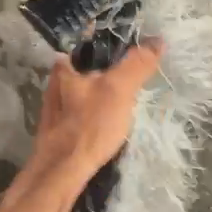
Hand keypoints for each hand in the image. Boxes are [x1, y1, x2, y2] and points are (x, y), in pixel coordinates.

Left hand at [31, 38, 163, 177]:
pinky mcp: (58, 131)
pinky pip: (82, 116)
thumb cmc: (89, 125)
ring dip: (103, 99)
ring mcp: (54, 110)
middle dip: (108, 76)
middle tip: (132, 86)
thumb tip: (158, 40)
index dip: (113, 48)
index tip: (132, 57)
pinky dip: (95, 118)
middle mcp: (54, 84)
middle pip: (88, 71)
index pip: (91, 45)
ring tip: (123, 108)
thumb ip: (137, 64)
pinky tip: (107, 128)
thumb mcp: (119, 89)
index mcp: (64, 67)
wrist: (62, 170)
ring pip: (85, 95)